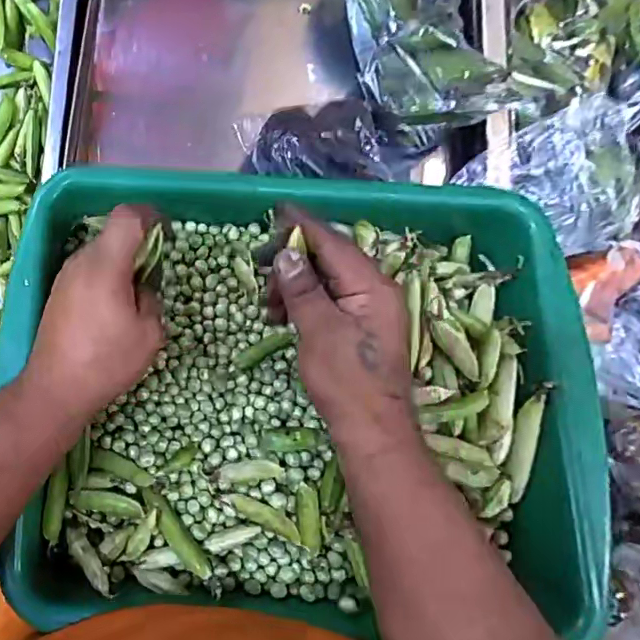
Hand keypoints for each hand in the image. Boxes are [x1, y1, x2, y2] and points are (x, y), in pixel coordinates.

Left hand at [22, 204, 164, 422]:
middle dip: (138, 248)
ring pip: (100, 255)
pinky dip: (104, 281)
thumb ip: (151, 298)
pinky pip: (87, 273)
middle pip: (113, 235)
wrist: (55, 388)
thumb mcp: (149, 333)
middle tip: (153, 280)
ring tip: (131, 304)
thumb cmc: (106, 361)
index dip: (151, 217)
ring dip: (121, 267)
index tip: (166, 236)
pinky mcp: (57, 293)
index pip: (128, 216)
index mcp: (105, 263)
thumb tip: (142, 287)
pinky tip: (110, 314)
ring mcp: (64, 276)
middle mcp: (80, 261)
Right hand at [267, 208, 417, 451]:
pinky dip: (306, 302)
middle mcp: (376, 291)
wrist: (371, 428)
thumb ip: (303, 289)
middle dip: (294, 262)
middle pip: (331, 259)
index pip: (334, 243)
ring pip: (328, 280)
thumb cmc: (345, 380)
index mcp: (372, 286)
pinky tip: (285, 316)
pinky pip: (331, 300)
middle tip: (263, 274)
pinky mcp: (361, 328)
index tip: (278, 211)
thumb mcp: (318, 330)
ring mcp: (370, 310)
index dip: (304, 226)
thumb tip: (288, 254)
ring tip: (270, 307)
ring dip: (296, 285)